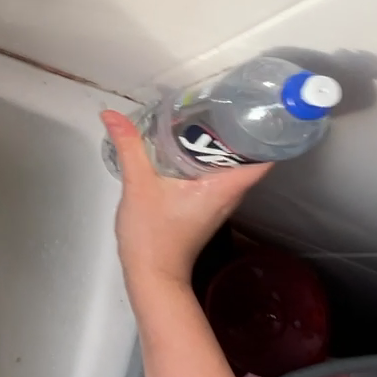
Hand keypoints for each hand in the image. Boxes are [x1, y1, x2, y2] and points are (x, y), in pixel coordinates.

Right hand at [102, 109, 270, 285]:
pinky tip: (183, 149)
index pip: (265, 155)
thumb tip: (111, 114)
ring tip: (199, 120)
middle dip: (236, 129)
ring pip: (229, 165)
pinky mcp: (204, 207)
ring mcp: (218, 202)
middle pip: (247, 156)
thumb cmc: (152, 233)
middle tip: (218, 103)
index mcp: (225, 186)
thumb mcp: (138, 185)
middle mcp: (229, 193)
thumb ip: (128, 147)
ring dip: (218, 144)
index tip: (252, 106)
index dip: (265, 129)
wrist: (152, 273)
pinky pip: (214, 176)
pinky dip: (204, 159)